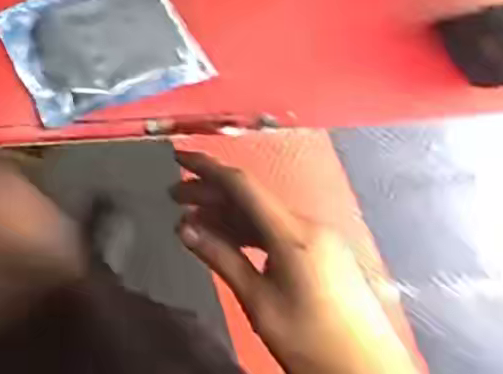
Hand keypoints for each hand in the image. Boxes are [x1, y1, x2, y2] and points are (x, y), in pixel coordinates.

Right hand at [172, 150, 415, 373]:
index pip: (241, 184)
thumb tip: (183, 228)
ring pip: (264, 215)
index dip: (206, 167)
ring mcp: (322, 242)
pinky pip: (279, 231)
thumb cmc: (314, 344)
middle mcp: (309, 226)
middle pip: (251, 197)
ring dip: (228, 215)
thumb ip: (221, 259)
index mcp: (293, 232)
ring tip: (195, 222)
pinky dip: (249, 231)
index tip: (176, 158)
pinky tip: (229, 241)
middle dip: (211, 194)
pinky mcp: (328, 258)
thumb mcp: (260, 303)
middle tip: (174, 198)